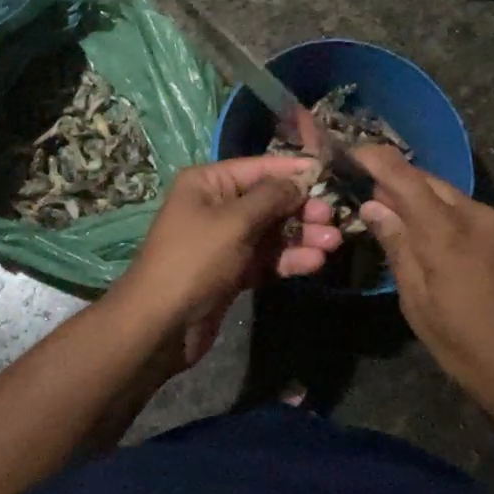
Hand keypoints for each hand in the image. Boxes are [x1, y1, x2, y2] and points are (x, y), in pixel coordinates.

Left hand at [111, 156, 342, 365]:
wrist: (160, 325)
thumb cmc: (194, 261)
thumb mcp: (234, 222)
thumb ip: (271, 197)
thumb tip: (300, 180)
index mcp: (208, 182)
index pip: (259, 167)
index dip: (294, 171)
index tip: (331, 173)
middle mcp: (216, 205)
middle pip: (269, 200)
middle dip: (302, 208)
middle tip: (333, 219)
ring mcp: (224, 240)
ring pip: (272, 231)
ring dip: (302, 236)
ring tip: (333, 244)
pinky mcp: (232, 271)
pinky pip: (267, 258)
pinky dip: (289, 259)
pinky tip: (314, 263)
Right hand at [353, 145, 493, 411]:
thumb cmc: (473, 351)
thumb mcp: (420, 307)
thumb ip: (398, 249)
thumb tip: (373, 206)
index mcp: (448, 231)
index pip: (403, 176)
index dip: (374, 158)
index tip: (349, 152)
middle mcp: (477, 215)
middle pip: (428, 181)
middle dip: (396, 182)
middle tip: (369, 198)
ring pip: (451, 196)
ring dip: (423, 201)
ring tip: (401, 222)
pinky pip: (471, 213)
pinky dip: (448, 216)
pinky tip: (441, 244)